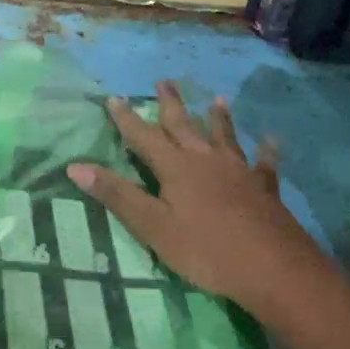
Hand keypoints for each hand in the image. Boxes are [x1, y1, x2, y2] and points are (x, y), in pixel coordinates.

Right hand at [67, 82, 329, 315]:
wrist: (274, 268)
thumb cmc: (206, 250)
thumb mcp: (153, 227)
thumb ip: (117, 195)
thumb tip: (75, 165)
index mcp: (175, 168)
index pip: (144, 137)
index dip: (127, 119)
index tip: (115, 98)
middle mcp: (206, 160)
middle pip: (184, 126)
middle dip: (171, 104)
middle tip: (164, 80)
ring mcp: (239, 172)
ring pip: (224, 137)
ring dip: (219, 118)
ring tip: (218, 99)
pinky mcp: (264, 189)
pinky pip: (264, 164)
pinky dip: (267, 151)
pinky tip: (272, 140)